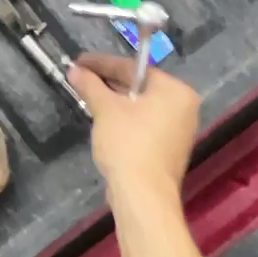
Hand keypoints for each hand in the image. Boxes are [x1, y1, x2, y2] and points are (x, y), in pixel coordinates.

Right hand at [69, 52, 201, 197]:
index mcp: (175, 90)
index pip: (134, 68)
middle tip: (81, 80)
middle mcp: (183, 106)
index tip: (79, 62)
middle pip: (139, 87)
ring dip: (115, 102)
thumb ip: (90, 86)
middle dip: (108, 84)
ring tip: (88, 98)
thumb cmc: (128, 144)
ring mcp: (179, 130)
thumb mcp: (105, 110)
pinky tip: (105, 121)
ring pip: (141, 107)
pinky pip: (144, 124)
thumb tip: (74, 70)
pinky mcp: (169, 149)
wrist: (143, 194)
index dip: (102, 64)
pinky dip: (125, 120)